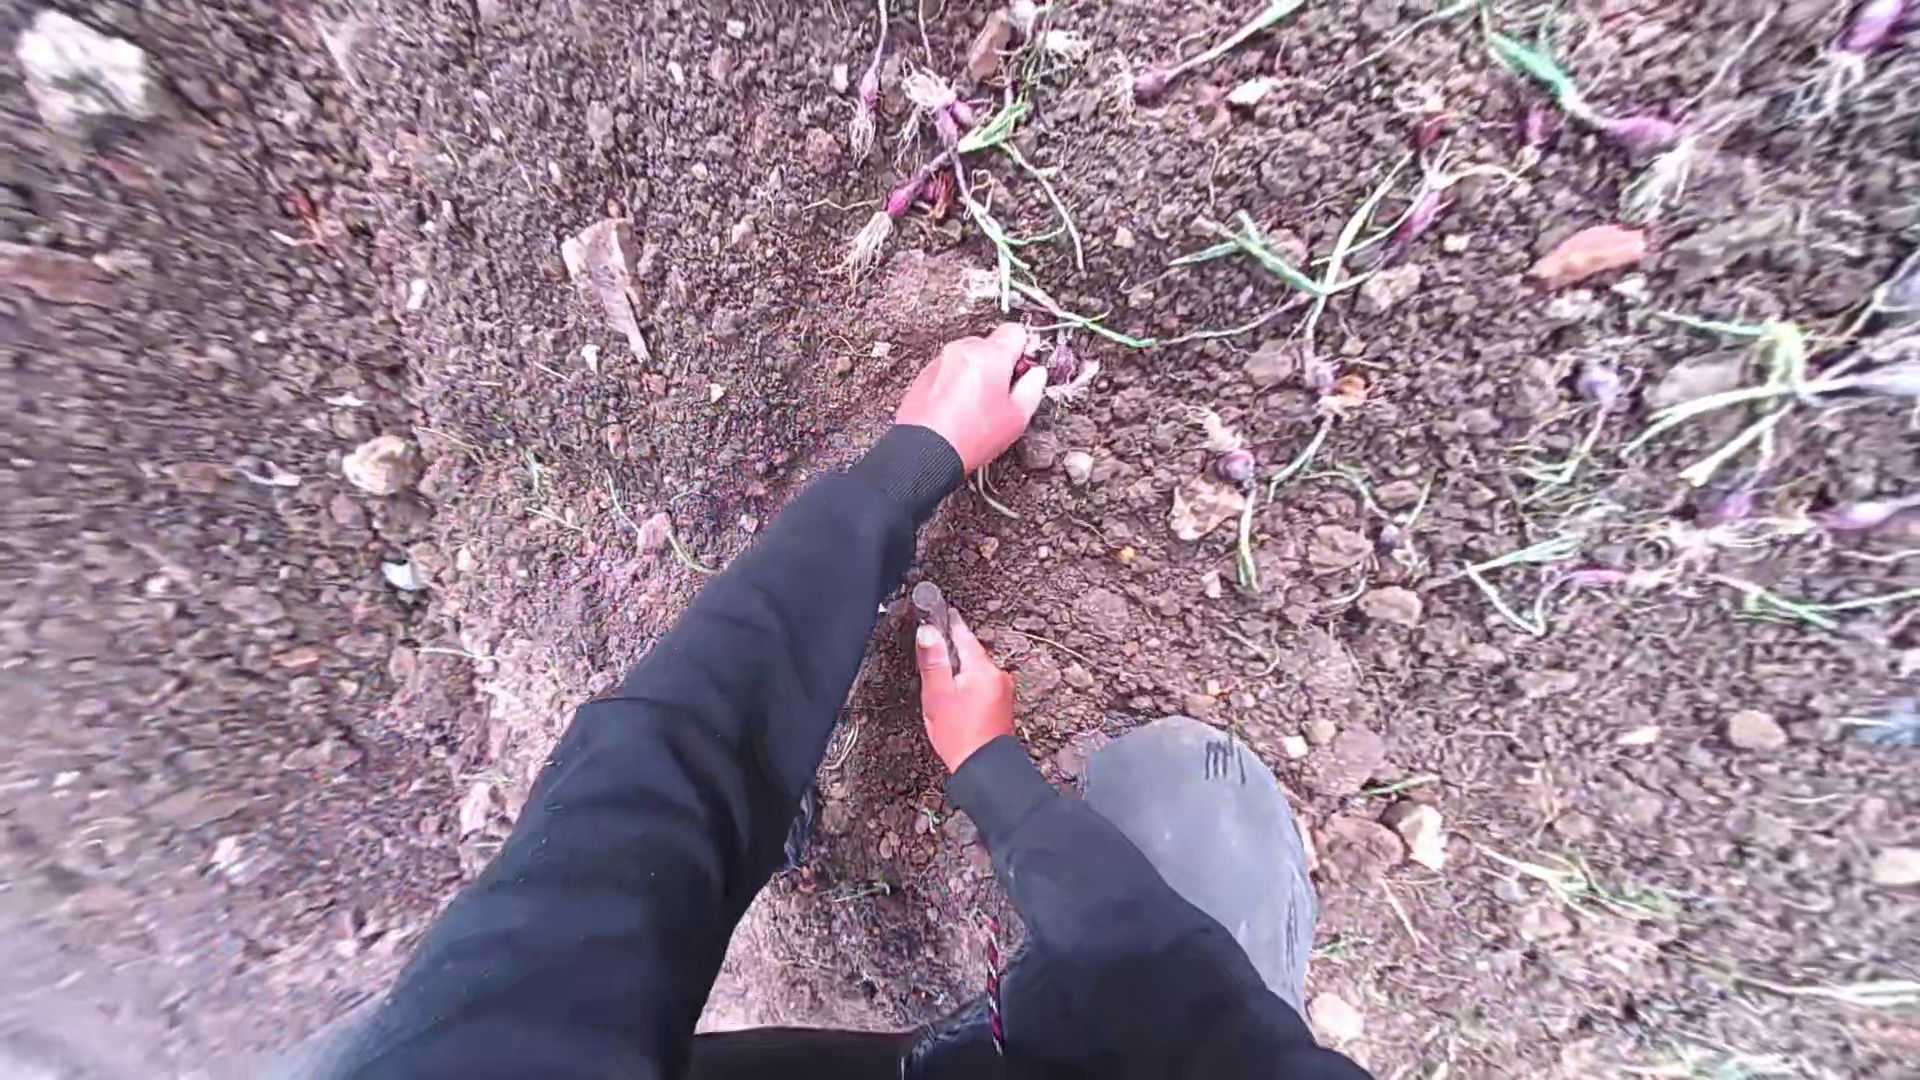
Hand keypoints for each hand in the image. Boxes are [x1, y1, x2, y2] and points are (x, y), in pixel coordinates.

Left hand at [895, 323, 1047, 471]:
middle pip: (990, 346)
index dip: (1023, 352)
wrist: (925, 453)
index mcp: (989, 355)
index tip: (1022, 371)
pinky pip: (947, 372)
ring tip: (976, 409)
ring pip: (967, 359)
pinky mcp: (923, 376)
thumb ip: (1032, 389)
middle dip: (998, 366)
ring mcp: (940, 362)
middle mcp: (962, 351)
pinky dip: (955, 385)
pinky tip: (957, 411)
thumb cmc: (968, 437)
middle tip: (1000, 397)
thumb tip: (1036, 376)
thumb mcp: (1016, 418)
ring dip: (975, 376)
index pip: (1016, 332)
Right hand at [915, 609, 1015, 773]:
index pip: (964, 635)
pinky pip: (982, 685)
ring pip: (976, 670)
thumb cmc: (961, 736)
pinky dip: (969, 686)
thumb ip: (933, 661)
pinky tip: (957, 701)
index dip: (949, 624)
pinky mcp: (1002, 704)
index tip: (940, 612)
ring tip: (943, 689)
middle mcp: (997, 675)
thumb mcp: (938, 694)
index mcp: (983, 668)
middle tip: (933, 658)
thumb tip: (928, 631)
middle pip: (971, 653)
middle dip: (953, 654)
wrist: (985, 769)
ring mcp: (1002, 690)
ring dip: (961, 673)